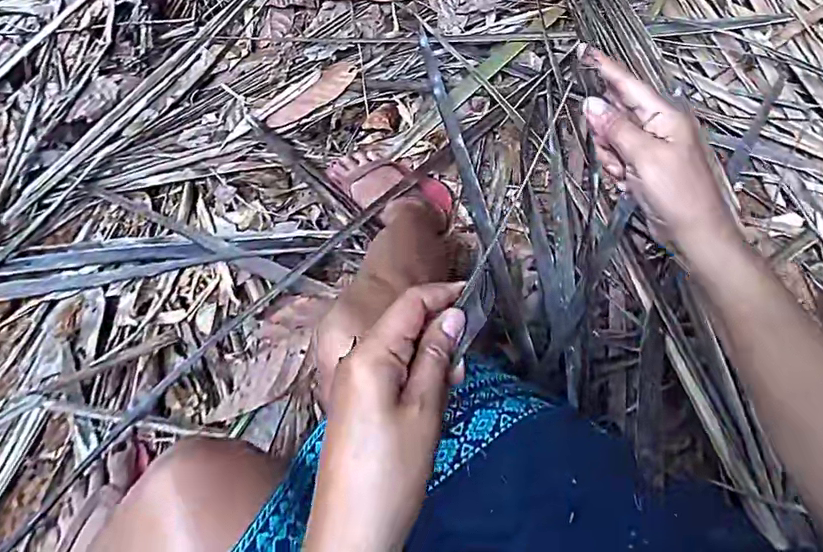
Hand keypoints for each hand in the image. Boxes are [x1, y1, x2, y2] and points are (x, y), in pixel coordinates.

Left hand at [306, 282, 465, 551]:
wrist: (350, 534)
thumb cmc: (391, 472)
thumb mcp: (424, 411)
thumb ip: (437, 357)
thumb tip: (452, 315)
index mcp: (369, 353)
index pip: (409, 303)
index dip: (441, 293)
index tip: (472, 293)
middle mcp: (355, 358)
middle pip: (403, 324)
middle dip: (437, 333)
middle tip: (464, 363)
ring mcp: (352, 380)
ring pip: (398, 349)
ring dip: (428, 359)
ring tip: (450, 389)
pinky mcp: (355, 402)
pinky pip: (388, 371)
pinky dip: (413, 376)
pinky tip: (431, 401)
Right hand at [580, 47, 740, 254]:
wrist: (697, 237)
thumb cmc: (683, 197)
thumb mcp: (644, 157)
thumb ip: (615, 128)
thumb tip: (591, 103)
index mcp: (666, 116)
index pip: (628, 84)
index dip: (605, 68)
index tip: (586, 52)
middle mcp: (660, 126)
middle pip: (614, 112)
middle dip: (606, 133)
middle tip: (613, 152)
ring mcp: (653, 145)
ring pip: (611, 136)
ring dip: (610, 154)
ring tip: (625, 172)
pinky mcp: (646, 163)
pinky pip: (617, 155)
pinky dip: (616, 168)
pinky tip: (628, 181)